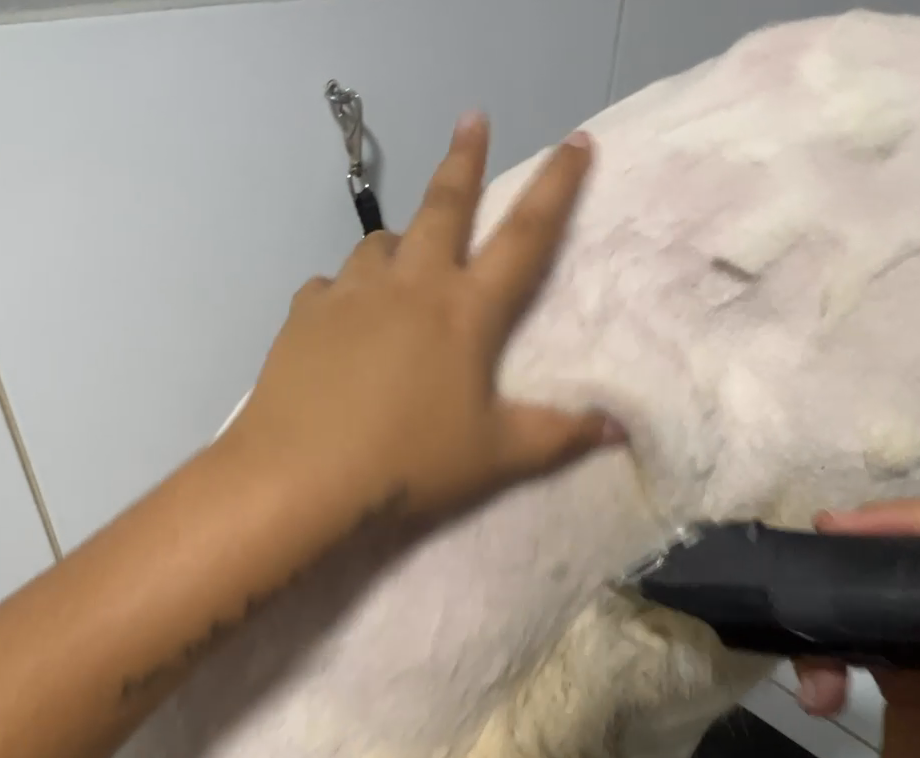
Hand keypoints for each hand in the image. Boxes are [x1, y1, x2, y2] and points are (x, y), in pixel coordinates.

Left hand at [218, 113, 620, 521]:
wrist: (301, 476)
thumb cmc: (407, 465)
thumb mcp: (493, 458)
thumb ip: (556, 437)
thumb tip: (617, 428)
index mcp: (465, 311)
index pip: (525, 236)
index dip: (556, 187)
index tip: (575, 141)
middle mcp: (410, 285)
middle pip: (444, 206)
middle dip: (464, 159)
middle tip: (472, 119)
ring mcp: (350, 294)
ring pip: (380, 243)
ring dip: (399, 241)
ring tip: (403, 257)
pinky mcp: (303, 314)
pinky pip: (329, 286)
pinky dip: (343, 292)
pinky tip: (341, 318)